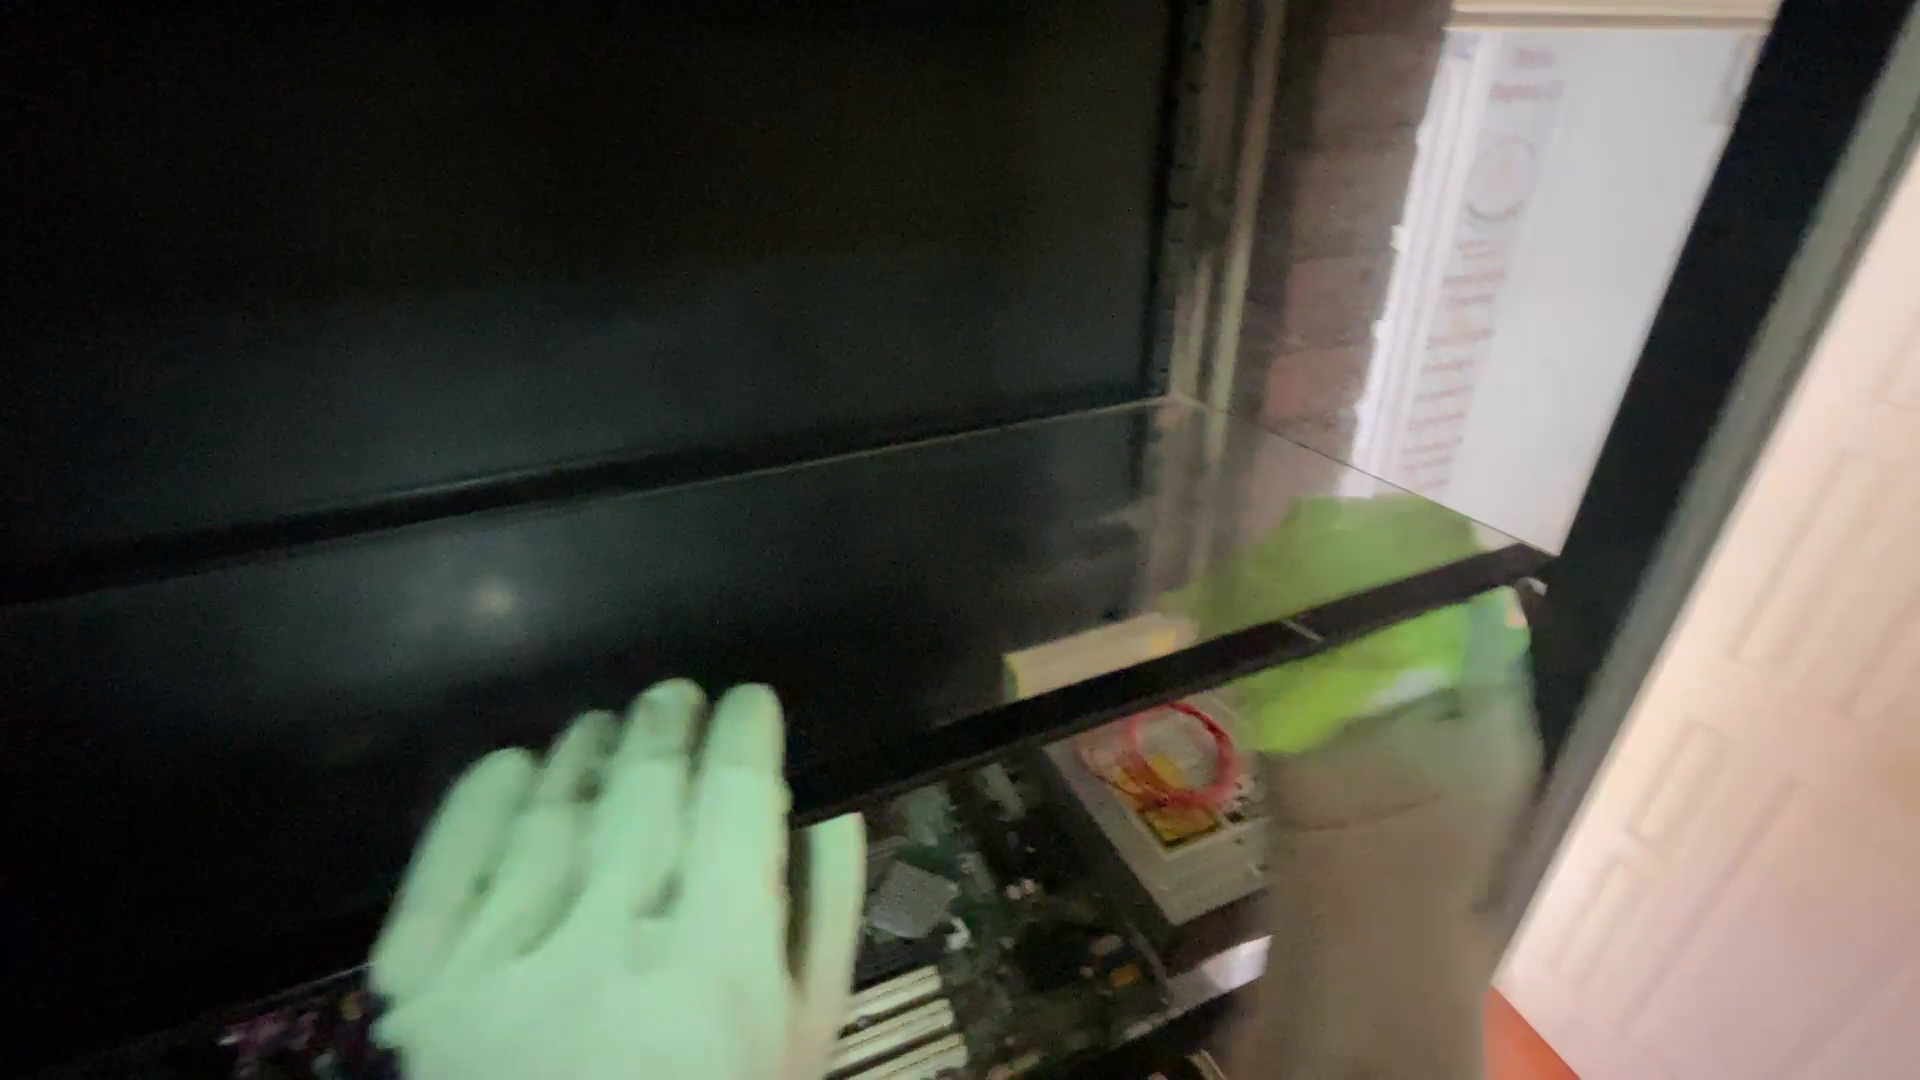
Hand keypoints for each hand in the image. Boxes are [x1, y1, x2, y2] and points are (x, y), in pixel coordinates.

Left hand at [369, 680, 866, 1079]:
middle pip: (643, 793)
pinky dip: (476, 805)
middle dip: (668, 726)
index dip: (744, 734)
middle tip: (678, 697)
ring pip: (549, 817)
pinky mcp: (419, 1004)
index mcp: (716, 974)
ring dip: (586, 750)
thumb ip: (827, 914)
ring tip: (610, 722)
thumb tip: (828, 803)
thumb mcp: (806, 1037)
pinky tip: (516, 762)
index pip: (735, 801)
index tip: (751, 702)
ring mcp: (495, 979)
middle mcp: (603, 959)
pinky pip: (442, 874)